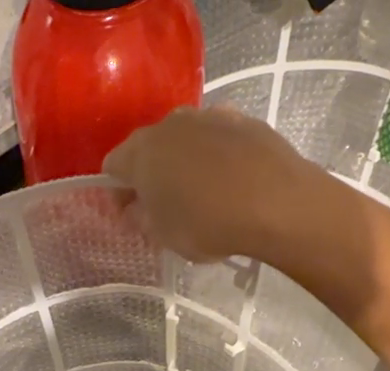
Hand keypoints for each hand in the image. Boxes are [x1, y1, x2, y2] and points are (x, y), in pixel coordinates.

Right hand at [102, 107, 326, 263]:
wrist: (276, 203)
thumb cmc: (207, 224)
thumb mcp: (163, 235)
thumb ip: (140, 218)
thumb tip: (133, 206)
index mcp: (140, 152)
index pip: (112, 166)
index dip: (117, 191)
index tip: (132, 213)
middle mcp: (169, 124)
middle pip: (148, 147)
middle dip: (151, 173)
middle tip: (165, 206)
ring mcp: (209, 116)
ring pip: (184, 139)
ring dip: (184, 161)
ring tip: (203, 194)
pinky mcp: (243, 119)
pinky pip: (217, 138)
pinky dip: (216, 156)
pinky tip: (232, 182)